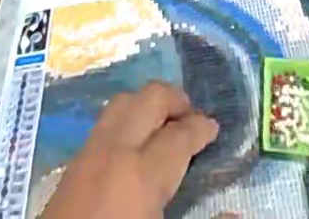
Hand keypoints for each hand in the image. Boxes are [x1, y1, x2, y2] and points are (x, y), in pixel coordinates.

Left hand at [44, 82, 218, 218]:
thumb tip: (237, 213)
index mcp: (141, 174)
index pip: (179, 135)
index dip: (201, 129)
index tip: (214, 128)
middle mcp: (114, 150)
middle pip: (149, 100)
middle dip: (175, 101)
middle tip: (193, 119)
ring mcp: (88, 154)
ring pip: (123, 103)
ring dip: (148, 106)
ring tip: (166, 126)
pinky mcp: (71, 166)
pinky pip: (105, 123)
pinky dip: (127, 119)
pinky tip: (135, 145)